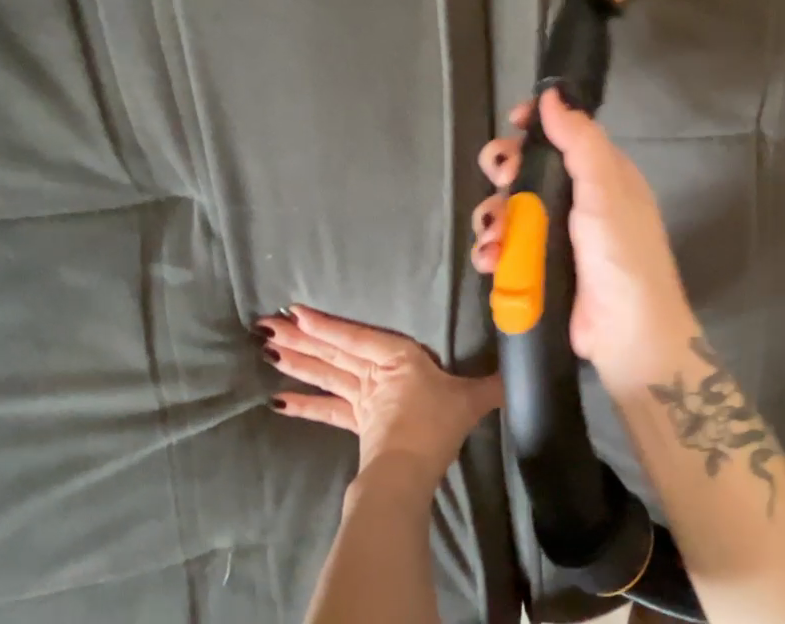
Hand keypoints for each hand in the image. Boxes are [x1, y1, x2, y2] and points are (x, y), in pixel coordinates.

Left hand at [255, 306, 501, 491]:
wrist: (410, 472)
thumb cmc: (437, 426)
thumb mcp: (472, 399)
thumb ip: (492, 385)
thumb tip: (520, 375)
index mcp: (399, 359)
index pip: (358, 337)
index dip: (327, 325)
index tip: (296, 311)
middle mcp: (374, 375)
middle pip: (333, 353)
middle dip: (299, 338)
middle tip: (265, 324)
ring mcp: (362, 401)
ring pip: (325, 376)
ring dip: (296, 362)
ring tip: (267, 348)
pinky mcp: (357, 425)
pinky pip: (327, 411)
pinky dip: (304, 405)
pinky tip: (277, 400)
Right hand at [469, 88, 697, 384]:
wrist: (626, 334)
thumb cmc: (622, 253)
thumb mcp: (606, 189)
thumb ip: (580, 141)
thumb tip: (553, 95)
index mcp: (602, 175)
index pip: (564, 136)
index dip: (535, 126)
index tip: (513, 122)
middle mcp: (578, 202)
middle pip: (528, 169)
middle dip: (506, 170)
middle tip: (501, 177)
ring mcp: (555, 238)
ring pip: (509, 209)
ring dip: (493, 217)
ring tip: (494, 235)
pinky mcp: (537, 269)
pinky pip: (504, 248)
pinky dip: (492, 251)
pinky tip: (490, 260)